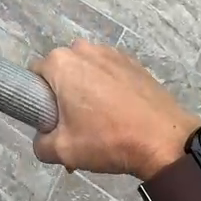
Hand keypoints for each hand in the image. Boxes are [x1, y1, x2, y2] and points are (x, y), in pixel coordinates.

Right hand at [30, 40, 200, 177]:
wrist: (165, 141)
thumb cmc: (108, 140)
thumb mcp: (64, 152)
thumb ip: (40, 144)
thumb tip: (42, 138)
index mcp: (60, 63)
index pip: (35, 76)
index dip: (39, 99)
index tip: (52, 121)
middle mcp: (81, 48)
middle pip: (61, 72)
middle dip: (64, 95)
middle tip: (76, 128)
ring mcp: (109, 52)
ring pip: (86, 71)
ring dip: (86, 90)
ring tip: (102, 122)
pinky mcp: (131, 60)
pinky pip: (108, 72)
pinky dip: (109, 88)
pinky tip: (121, 113)